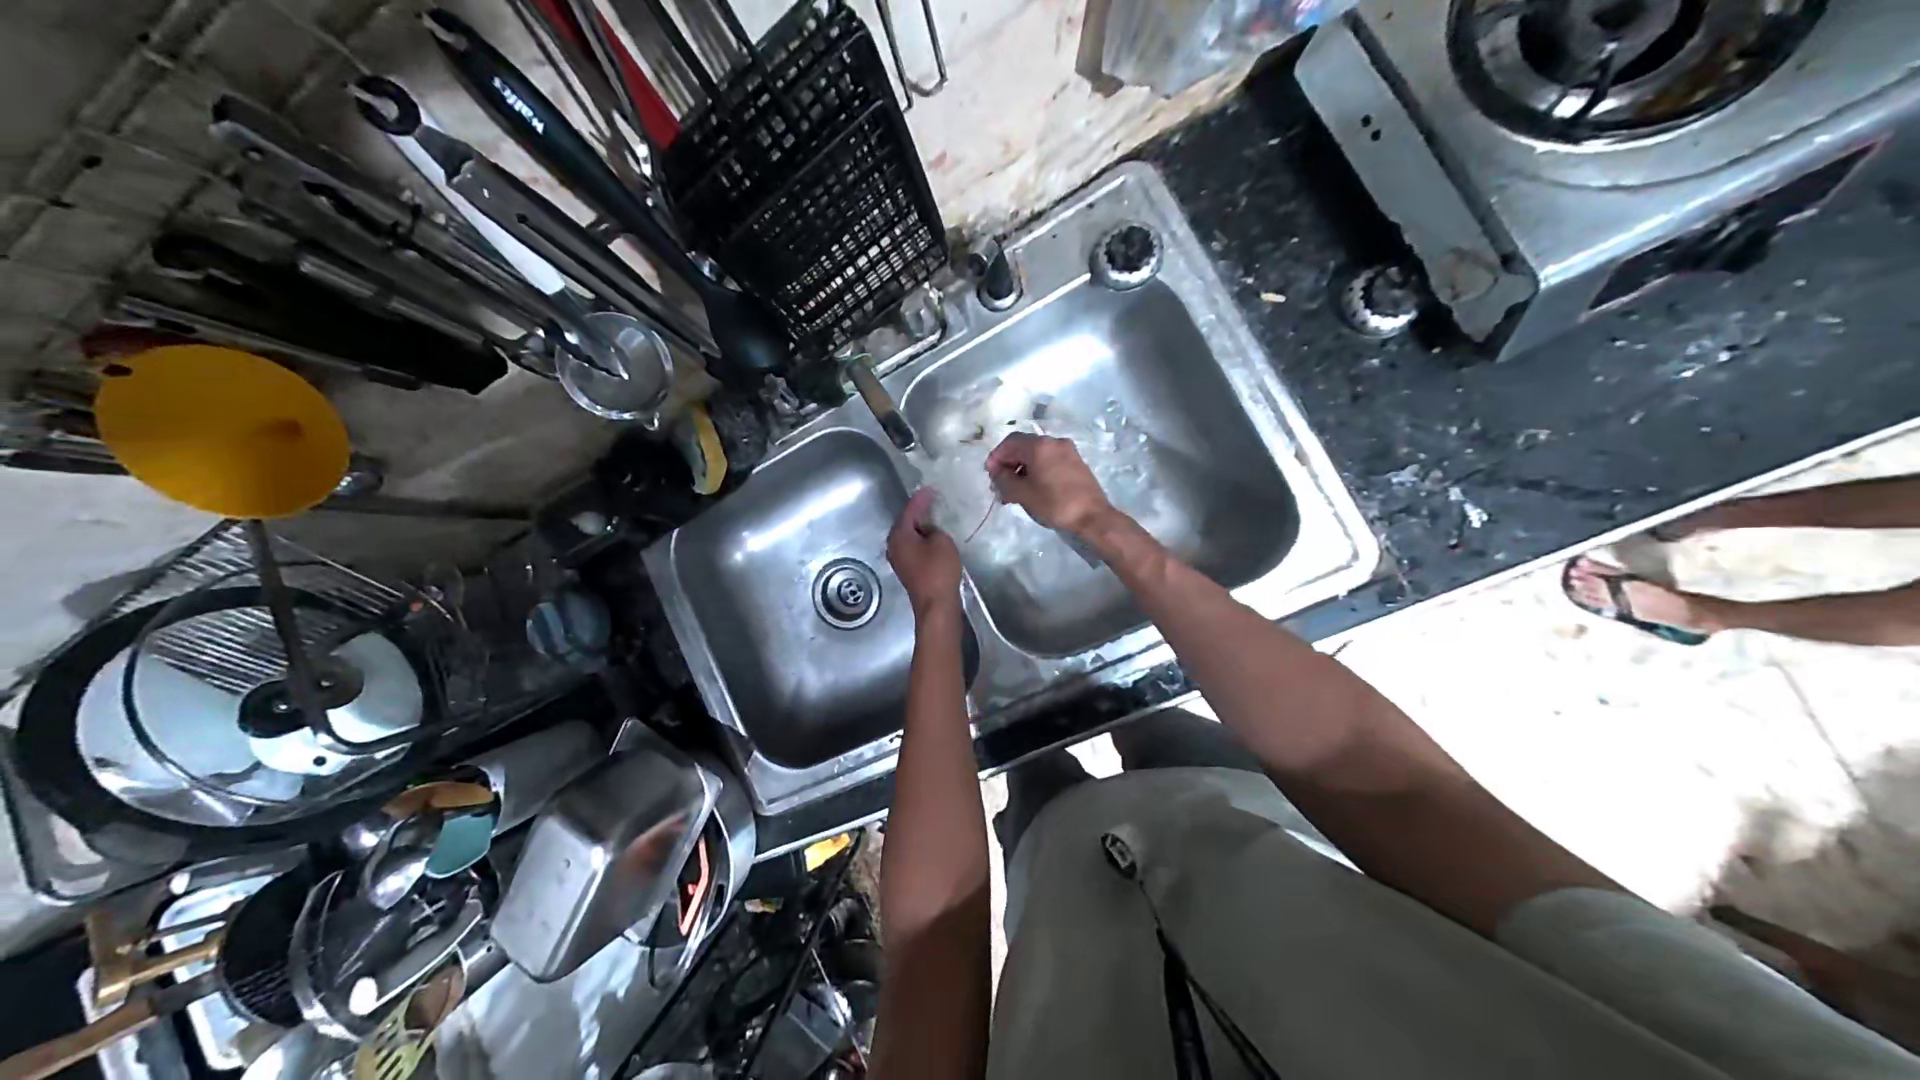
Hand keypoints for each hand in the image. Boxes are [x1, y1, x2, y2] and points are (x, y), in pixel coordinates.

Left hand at [887, 488, 961, 616]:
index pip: (910, 510)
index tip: (931, 488)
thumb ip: (934, 529)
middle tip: (932, 499)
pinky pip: (913, 547)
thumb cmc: (938, 570)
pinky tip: (932, 537)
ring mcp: (899, 559)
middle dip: (918, 511)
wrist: (936, 604)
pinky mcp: (907, 569)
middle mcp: (893, 545)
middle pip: (905, 522)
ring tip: (934, 515)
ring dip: (920, 526)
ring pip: (909, 536)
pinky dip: (921, 539)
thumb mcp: (942, 542)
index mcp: (899, 535)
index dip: (921, 498)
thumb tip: (928, 530)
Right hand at [986, 433, 1115, 534]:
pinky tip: (1033, 490)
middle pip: (1024, 447)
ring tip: (1015, 492)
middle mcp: (1055, 442)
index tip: (990, 475)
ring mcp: (1068, 452)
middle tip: (1000, 486)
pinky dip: (1037, 471)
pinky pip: (1050, 462)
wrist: (1092, 517)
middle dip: (1009, 465)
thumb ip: (1003, 479)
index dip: (996, 457)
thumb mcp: (1022, 493)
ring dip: (1022, 470)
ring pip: (1037, 455)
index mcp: (1040, 445)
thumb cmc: (1054, 503)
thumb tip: (997, 471)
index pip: (1010, 442)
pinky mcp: (1076, 464)